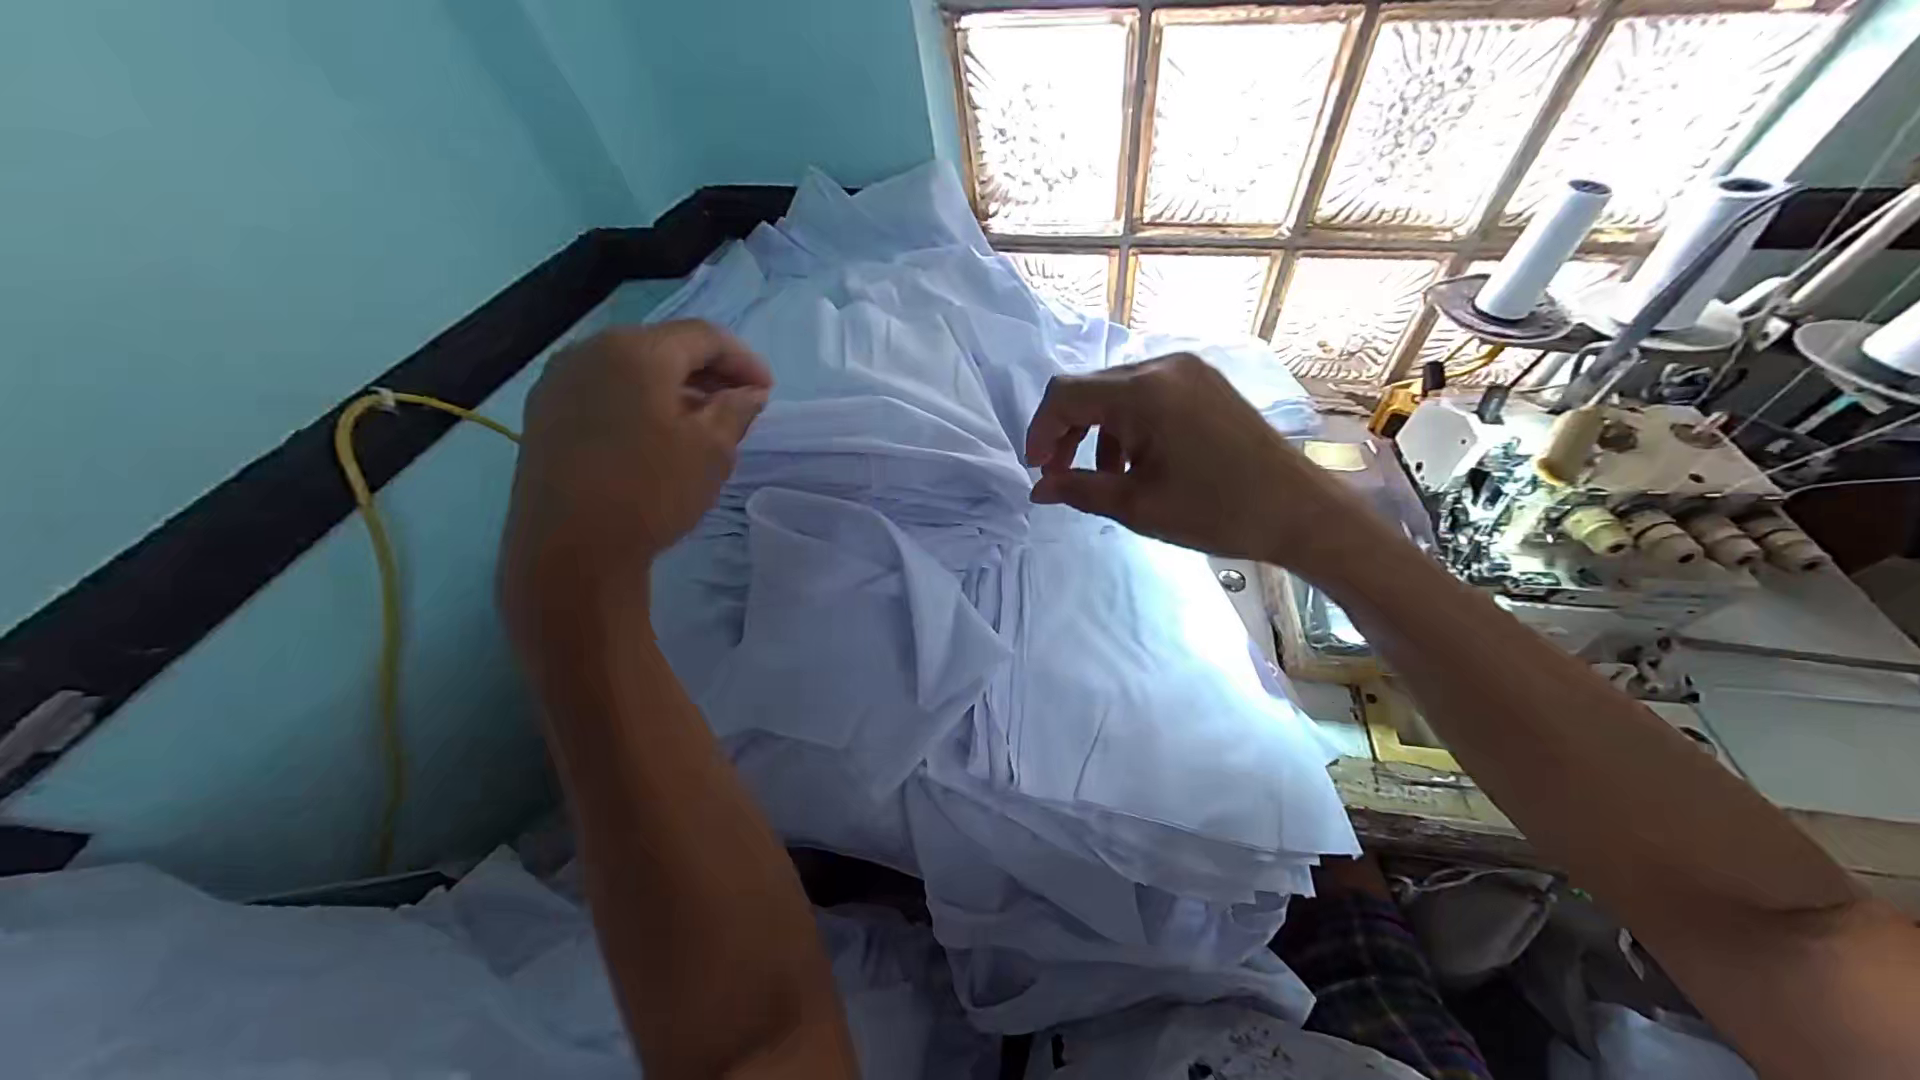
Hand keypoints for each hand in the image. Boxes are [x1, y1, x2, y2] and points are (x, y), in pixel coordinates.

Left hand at [501, 321, 769, 630]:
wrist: (570, 549)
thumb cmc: (651, 491)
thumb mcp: (713, 450)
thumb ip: (736, 410)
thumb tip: (748, 394)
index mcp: (637, 351)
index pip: (703, 337)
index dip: (743, 359)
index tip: (767, 391)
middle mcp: (591, 350)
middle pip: (664, 346)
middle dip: (708, 372)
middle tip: (738, 403)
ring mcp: (559, 380)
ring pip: (631, 368)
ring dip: (673, 387)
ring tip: (701, 420)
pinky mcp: (544, 412)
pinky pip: (604, 389)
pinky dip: (639, 400)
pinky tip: (655, 433)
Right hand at [1025, 354, 1378, 575]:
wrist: (1301, 511)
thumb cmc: (1217, 512)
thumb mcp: (1137, 506)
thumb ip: (1078, 489)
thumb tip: (1038, 489)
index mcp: (1144, 393)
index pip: (1065, 395)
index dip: (1040, 431)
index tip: (1038, 471)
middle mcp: (1164, 367)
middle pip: (1089, 389)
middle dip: (1066, 432)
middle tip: (1060, 476)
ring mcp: (1189, 370)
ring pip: (1117, 392)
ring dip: (1097, 432)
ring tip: (1103, 477)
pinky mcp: (1206, 382)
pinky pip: (1149, 395)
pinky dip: (1128, 425)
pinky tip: (1137, 462)